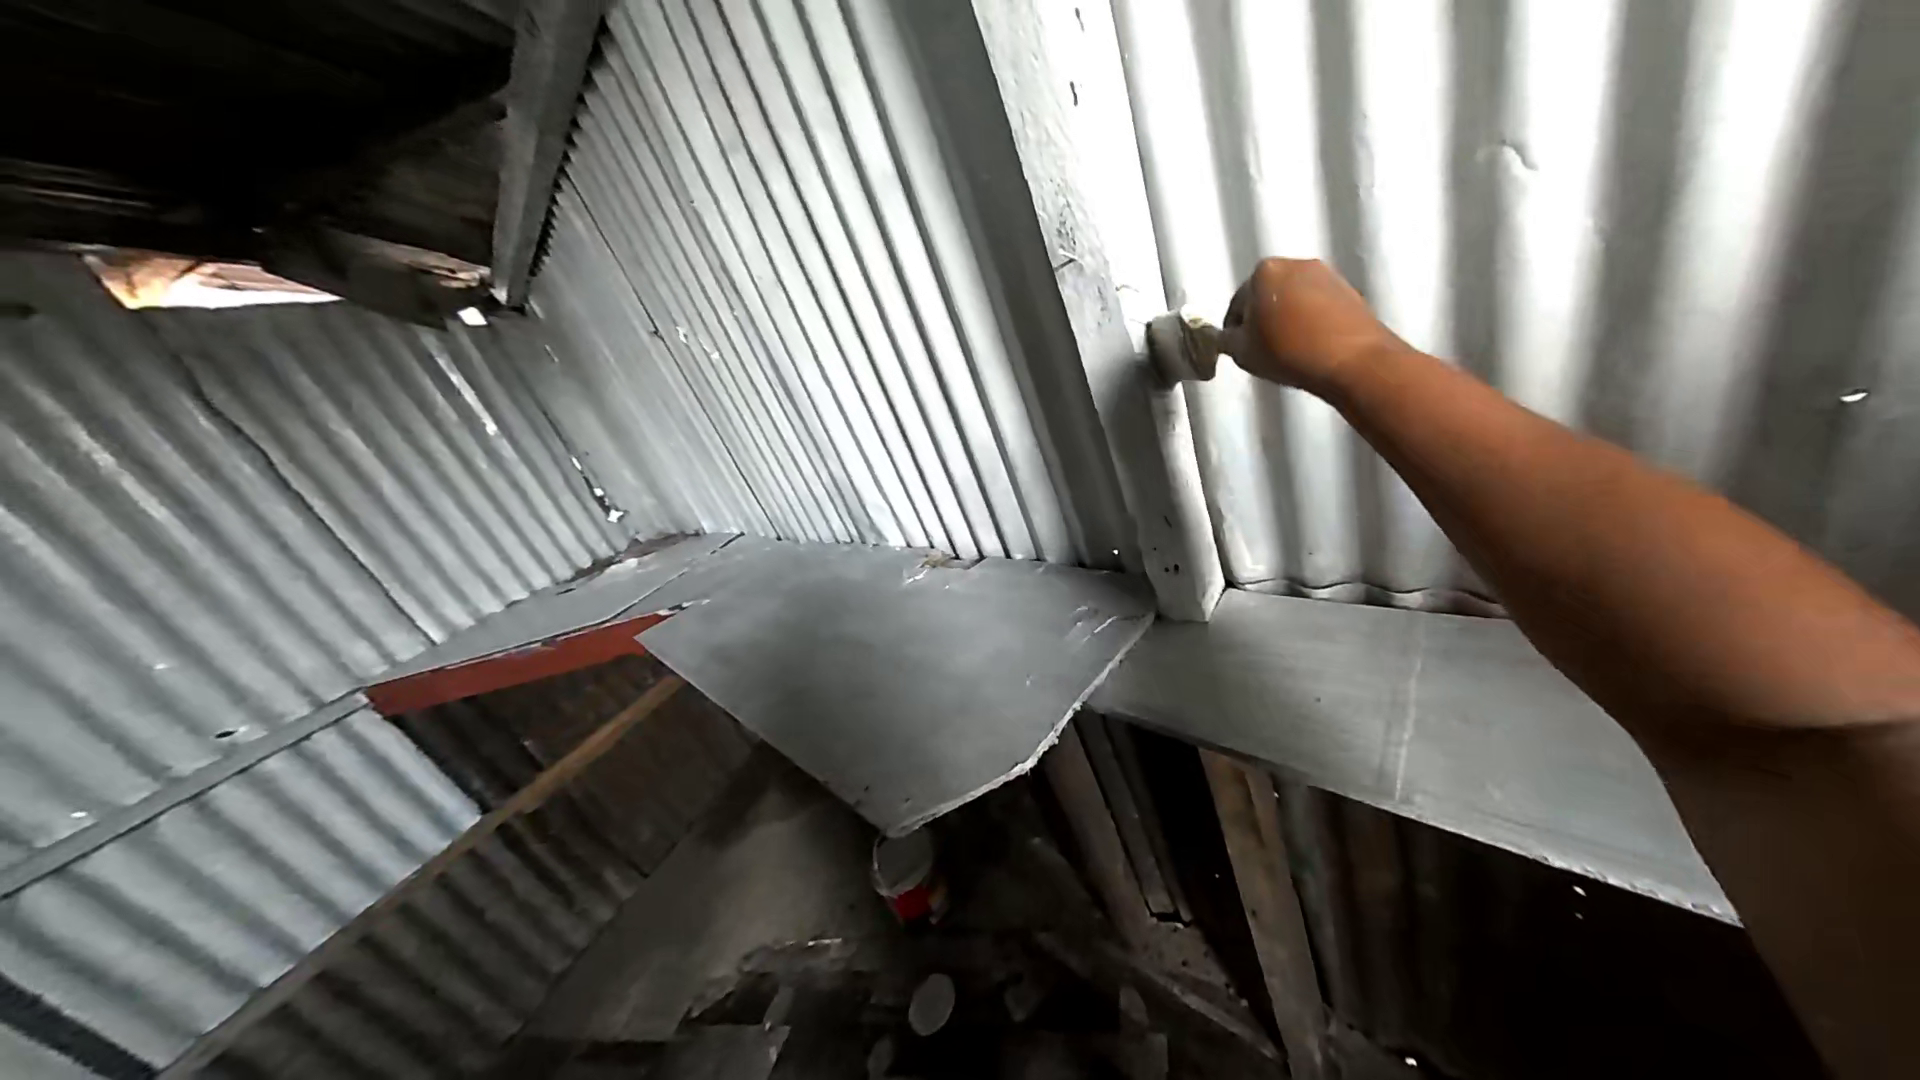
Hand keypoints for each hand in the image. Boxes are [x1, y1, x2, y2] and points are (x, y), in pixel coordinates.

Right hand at [1223, 258, 1403, 397]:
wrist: (1350, 360)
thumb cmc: (1287, 352)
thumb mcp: (1242, 352)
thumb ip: (1228, 339)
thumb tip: (1230, 336)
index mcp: (1262, 271)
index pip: (1237, 304)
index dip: (1235, 330)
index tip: (1241, 349)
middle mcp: (1294, 262)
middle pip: (1266, 294)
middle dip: (1262, 317)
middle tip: (1263, 348)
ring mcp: (1325, 273)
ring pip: (1292, 297)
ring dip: (1286, 317)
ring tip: (1288, 347)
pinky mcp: (1348, 288)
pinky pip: (1316, 303)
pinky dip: (1309, 319)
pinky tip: (1309, 343)